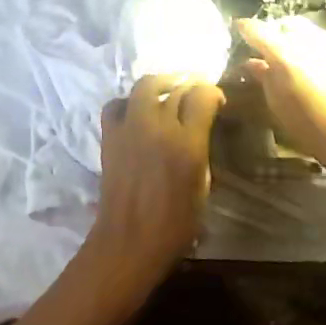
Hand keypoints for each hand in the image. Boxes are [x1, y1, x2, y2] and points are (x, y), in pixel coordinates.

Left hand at [87, 75, 223, 277]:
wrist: (130, 239)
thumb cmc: (175, 225)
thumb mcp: (202, 187)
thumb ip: (200, 151)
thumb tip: (198, 132)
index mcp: (187, 143)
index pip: (202, 97)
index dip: (212, 93)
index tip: (216, 100)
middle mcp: (158, 126)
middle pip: (175, 88)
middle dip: (188, 85)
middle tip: (194, 93)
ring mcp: (130, 127)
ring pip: (144, 86)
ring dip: (160, 85)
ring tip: (167, 91)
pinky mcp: (109, 134)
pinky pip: (116, 104)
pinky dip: (127, 102)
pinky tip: (135, 110)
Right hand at [236, 17, 325, 184]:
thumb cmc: (318, 132)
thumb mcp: (280, 107)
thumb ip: (265, 79)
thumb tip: (252, 62)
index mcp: (289, 58)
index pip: (260, 30)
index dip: (247, 28)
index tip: (241, 27)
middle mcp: (318, 42)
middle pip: (293, 26)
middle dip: (284, 35)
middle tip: (280, 52)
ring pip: (321, 35)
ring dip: (313, 46)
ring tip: (315, 67)